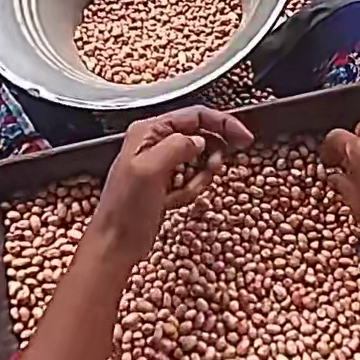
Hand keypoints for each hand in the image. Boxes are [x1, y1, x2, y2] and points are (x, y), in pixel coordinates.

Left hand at [88, 106, 254, 266]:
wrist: (115, 243)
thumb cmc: (125, 208)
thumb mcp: (149, 170)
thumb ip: (177, 147)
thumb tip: (201, 140)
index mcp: (149, 132)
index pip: (195, 115)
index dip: (223, 123)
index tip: (244, 138)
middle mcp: (155, 143)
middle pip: (200, 135)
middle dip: (210, 155)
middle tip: (214, 168)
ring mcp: (161, 164)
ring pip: (199, 161)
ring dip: (198, 178)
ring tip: (182, 191)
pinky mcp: (166, 184)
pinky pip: (192, 180)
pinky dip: (190, 191)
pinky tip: (175, 201)